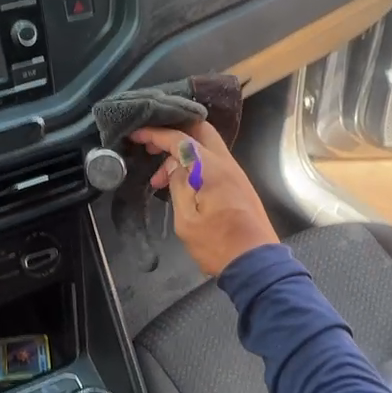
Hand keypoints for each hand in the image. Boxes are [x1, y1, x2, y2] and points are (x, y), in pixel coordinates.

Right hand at [130, 121, 278, 275]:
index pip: (180, 139)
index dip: (156, 134)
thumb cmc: (217, 243)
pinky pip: (212, 161)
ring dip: (182, 153)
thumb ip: (178, 186)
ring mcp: (235, 173)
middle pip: (200, 130)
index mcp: (211, 168)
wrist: (254, 262)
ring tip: (160, 178)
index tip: (137, 135)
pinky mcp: (238, 184)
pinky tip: (179, 183)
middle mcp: (226, 163)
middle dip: (173, 132)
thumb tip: (175, 167)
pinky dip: (194, 163)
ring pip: (207, 146)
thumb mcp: (187, 219)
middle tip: (152, 147)